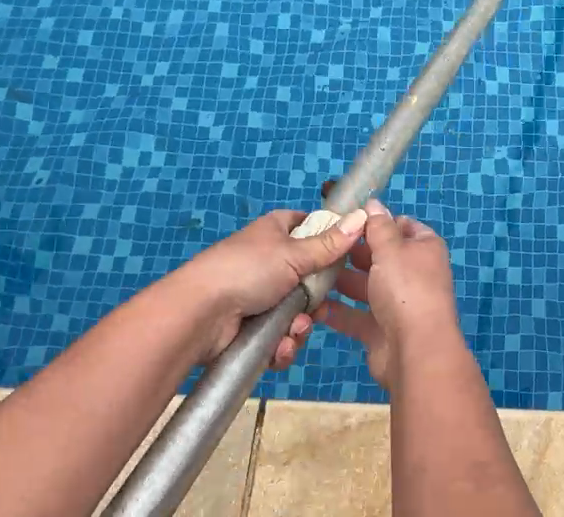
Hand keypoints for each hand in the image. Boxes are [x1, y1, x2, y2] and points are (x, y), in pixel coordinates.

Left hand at [175, 208, 366, 369]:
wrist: (199, 315)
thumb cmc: (248, 270)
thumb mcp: (294, 254)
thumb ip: (331, 243)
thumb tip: (364, 216)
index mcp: (277, 231)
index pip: (311, 226)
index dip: (328, 240)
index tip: (345, 258)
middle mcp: (269, 260)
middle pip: (310, 278)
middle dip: (316, 299)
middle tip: (318, 308)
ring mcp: (260, 295)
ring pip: (298, 312)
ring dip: (300, 326)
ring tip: (292, 332)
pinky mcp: (252, 328)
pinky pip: (281, 336)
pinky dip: (282, 344)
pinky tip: (278, 347)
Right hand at [314, 200, 464, 390]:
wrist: (415, 350)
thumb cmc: (406, 288)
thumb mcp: (391, 248)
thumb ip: (378, 226)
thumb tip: (373, 203)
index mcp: (424, 248)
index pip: (401, 226)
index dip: (378, 221)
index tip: (348, 219)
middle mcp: (413, 274)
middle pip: (381, 256)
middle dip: (354, 251)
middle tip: (322, 243)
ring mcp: (398, 304)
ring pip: (366, 287)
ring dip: (341, 281)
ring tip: (312, 270)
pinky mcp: (381, 330)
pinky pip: (356, 316)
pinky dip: (338, 311)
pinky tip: (314, 304)